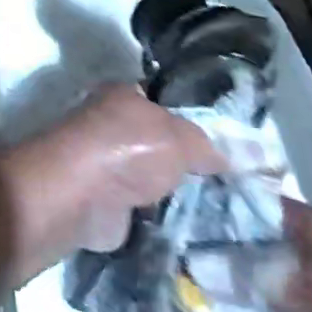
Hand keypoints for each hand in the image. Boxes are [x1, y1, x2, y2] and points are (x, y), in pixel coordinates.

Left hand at [0, 85, 223, 278]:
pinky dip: (161, 208)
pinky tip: (189, 217)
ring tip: (218, 200)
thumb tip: (223, 155)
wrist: (82, 193)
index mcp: (119, 94)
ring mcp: (104, 158)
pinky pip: (144, 199)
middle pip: (155, 136)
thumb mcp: (180, 136)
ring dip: (172, 184)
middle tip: (229, 176)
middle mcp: (108, 120)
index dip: (188, 114)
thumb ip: (205, 143)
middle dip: (184, 155)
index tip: (223, 138)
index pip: (158, 97)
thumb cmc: (126, 149)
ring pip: (149, 168)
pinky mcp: (105, 194)